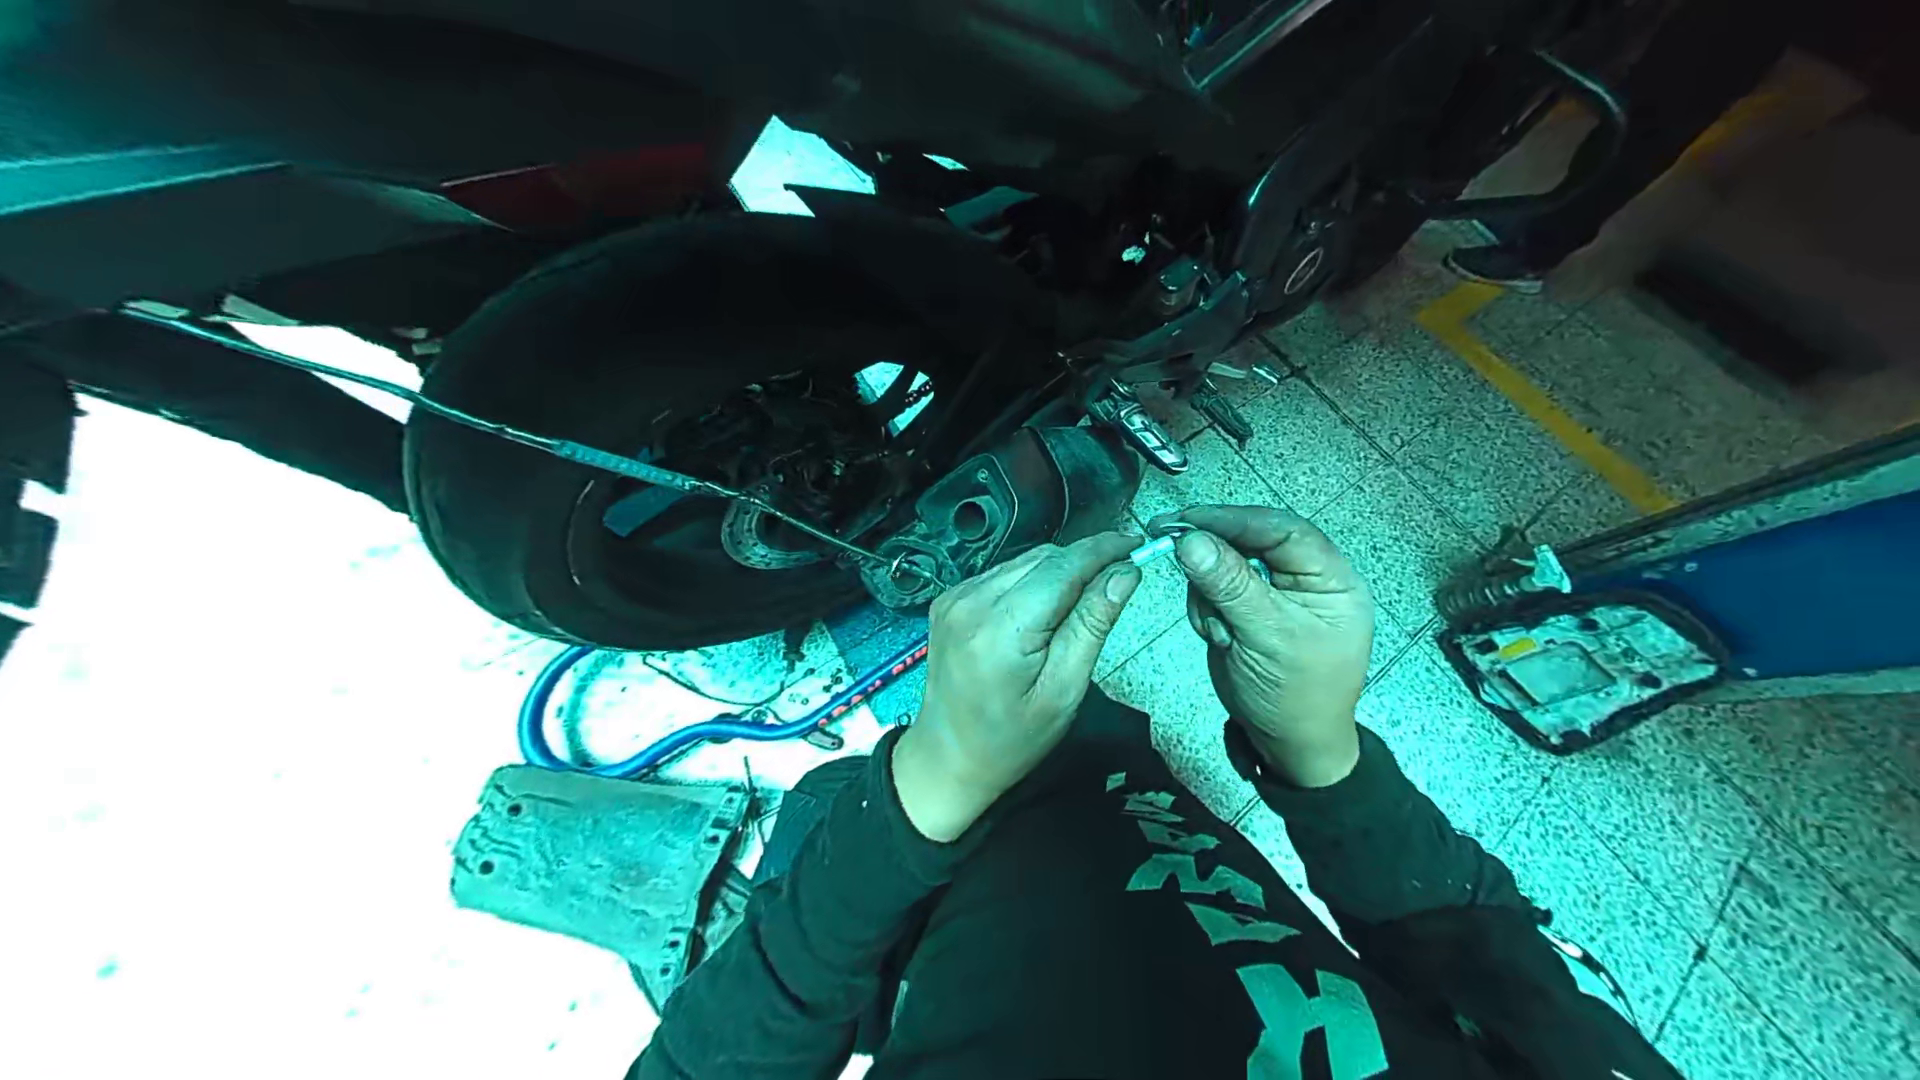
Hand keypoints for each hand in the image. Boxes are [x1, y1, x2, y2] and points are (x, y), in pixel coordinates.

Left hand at [891, 532, 1142, 840]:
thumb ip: (1091, 625)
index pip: (1061, 568)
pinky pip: (1001, 574)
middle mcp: (970, 601)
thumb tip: (1125, 574)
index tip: (1137, 542)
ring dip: (1058, 569)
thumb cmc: (1012, 738)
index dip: (1103, 550)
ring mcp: (954, 597)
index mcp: (1000, 628)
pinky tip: (1044, 607)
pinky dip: (1030, 580)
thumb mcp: (1063, 690)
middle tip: (1119, 577)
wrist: (948, 755)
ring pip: (1022, 562)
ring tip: (1084, 598)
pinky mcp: (948, 600)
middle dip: (1084, 560)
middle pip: (1042, 559)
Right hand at [1150, 505, 1373, 787]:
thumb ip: (1229, 585)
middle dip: (1212, 551)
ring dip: (1207, 592)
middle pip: (1249, 540)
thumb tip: (1189, 539)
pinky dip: (1204, 609)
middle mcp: (1301, 577)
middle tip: (1167, 541)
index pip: (1282, 530)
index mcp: (1329, 578)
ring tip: (1215, 631)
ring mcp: (1270, 592)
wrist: (1285, 743)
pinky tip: (1216, 637)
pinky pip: (1212, 589)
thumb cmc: (1293, 692)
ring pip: (1223, 563)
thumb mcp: (1266, 637)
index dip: (1235, 520)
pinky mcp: (1243, 608)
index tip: (1187, 520)